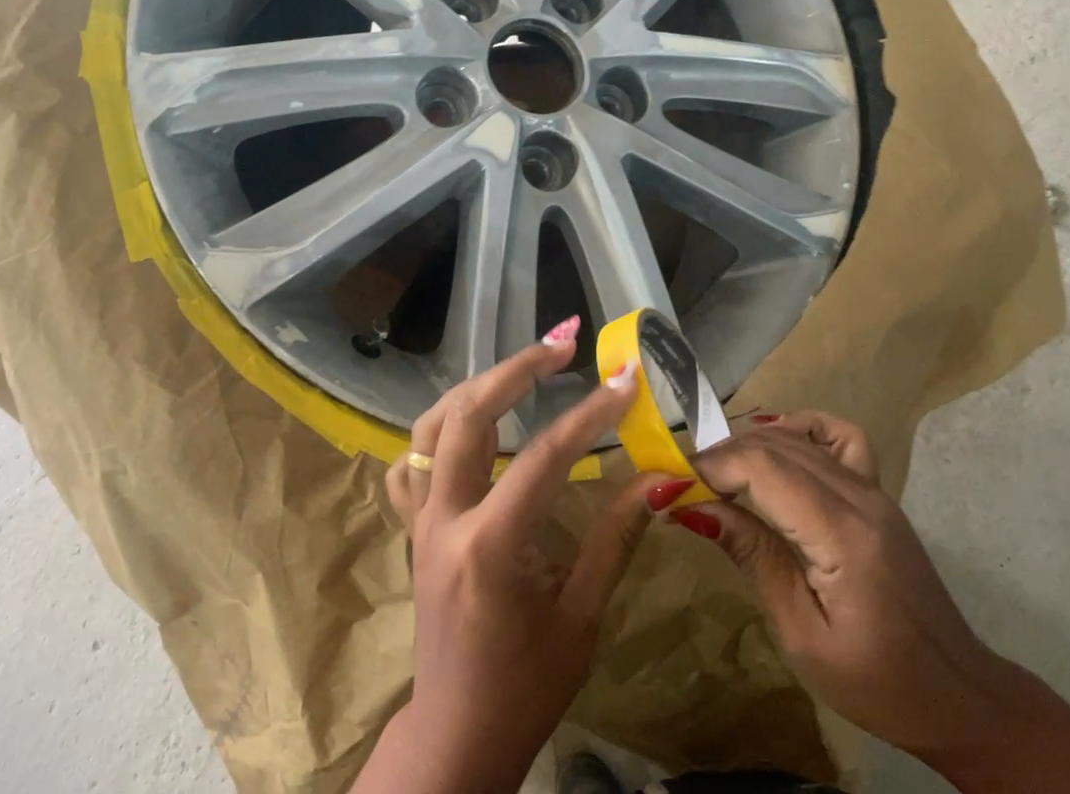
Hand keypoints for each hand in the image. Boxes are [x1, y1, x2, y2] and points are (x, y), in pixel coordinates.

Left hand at [357, 324, 657, 793]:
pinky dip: (438, 433)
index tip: (626, 377)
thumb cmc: (527, 682)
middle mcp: (444, 520)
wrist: (459, 728)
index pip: (543, 457)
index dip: (589, 413)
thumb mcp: (583, 615)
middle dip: (516, 369)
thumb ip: (616, 537)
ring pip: (429, 429)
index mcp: (490, 545)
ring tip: (522, 369)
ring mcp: (420, 522)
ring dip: (475, 388)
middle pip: (467, 416)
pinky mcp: (413, 530)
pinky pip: (410, 465)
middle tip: (563, 341)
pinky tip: (471, 429)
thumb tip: (660, 478)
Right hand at [669, 413, 1069, 793]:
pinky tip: (775, 443)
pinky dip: (803, 429)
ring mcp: (877, 493)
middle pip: (778, 446)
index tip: (670, 485)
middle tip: (680, 483)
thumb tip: (691, 507)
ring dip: (751, 444)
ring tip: (715, 473)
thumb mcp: (801, 631)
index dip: (711, 466)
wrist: (957, 697)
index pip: (764, 468)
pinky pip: (841, 440)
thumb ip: (752, 556)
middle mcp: (862, 498)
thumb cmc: (875, 683)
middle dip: (721, 455)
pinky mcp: (881, 499)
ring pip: (803, 439)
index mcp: (842, 534)